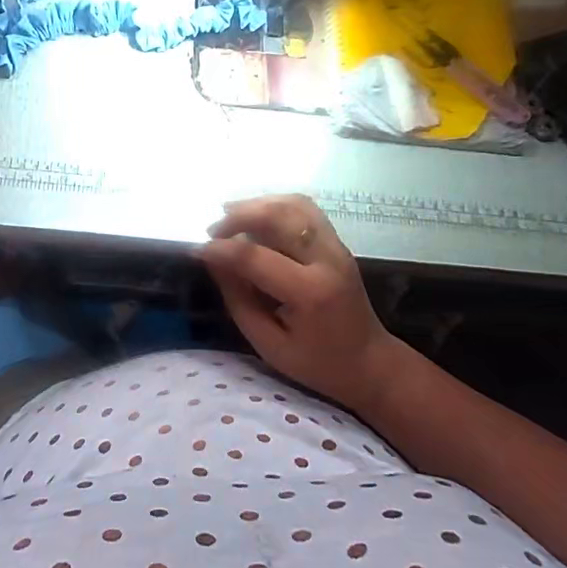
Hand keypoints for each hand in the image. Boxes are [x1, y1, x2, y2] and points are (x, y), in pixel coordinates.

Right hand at [198, 195, 402, 412]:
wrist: (370, 362)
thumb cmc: (318, 363)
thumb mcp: (269, 344)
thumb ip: (239, 300)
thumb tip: (213, 261)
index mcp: (311, 292)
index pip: (256, 257)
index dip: (221, 250)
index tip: (197, 251)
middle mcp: (328, 259)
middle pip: (279, 217)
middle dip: (239, 217)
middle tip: (212, 231)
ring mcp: (337, 247)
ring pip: (295, 205)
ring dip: (258, 204)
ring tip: (229, 214)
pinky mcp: (338, 243)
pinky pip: (306, 210)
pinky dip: (277, 205)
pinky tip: (256, 214)